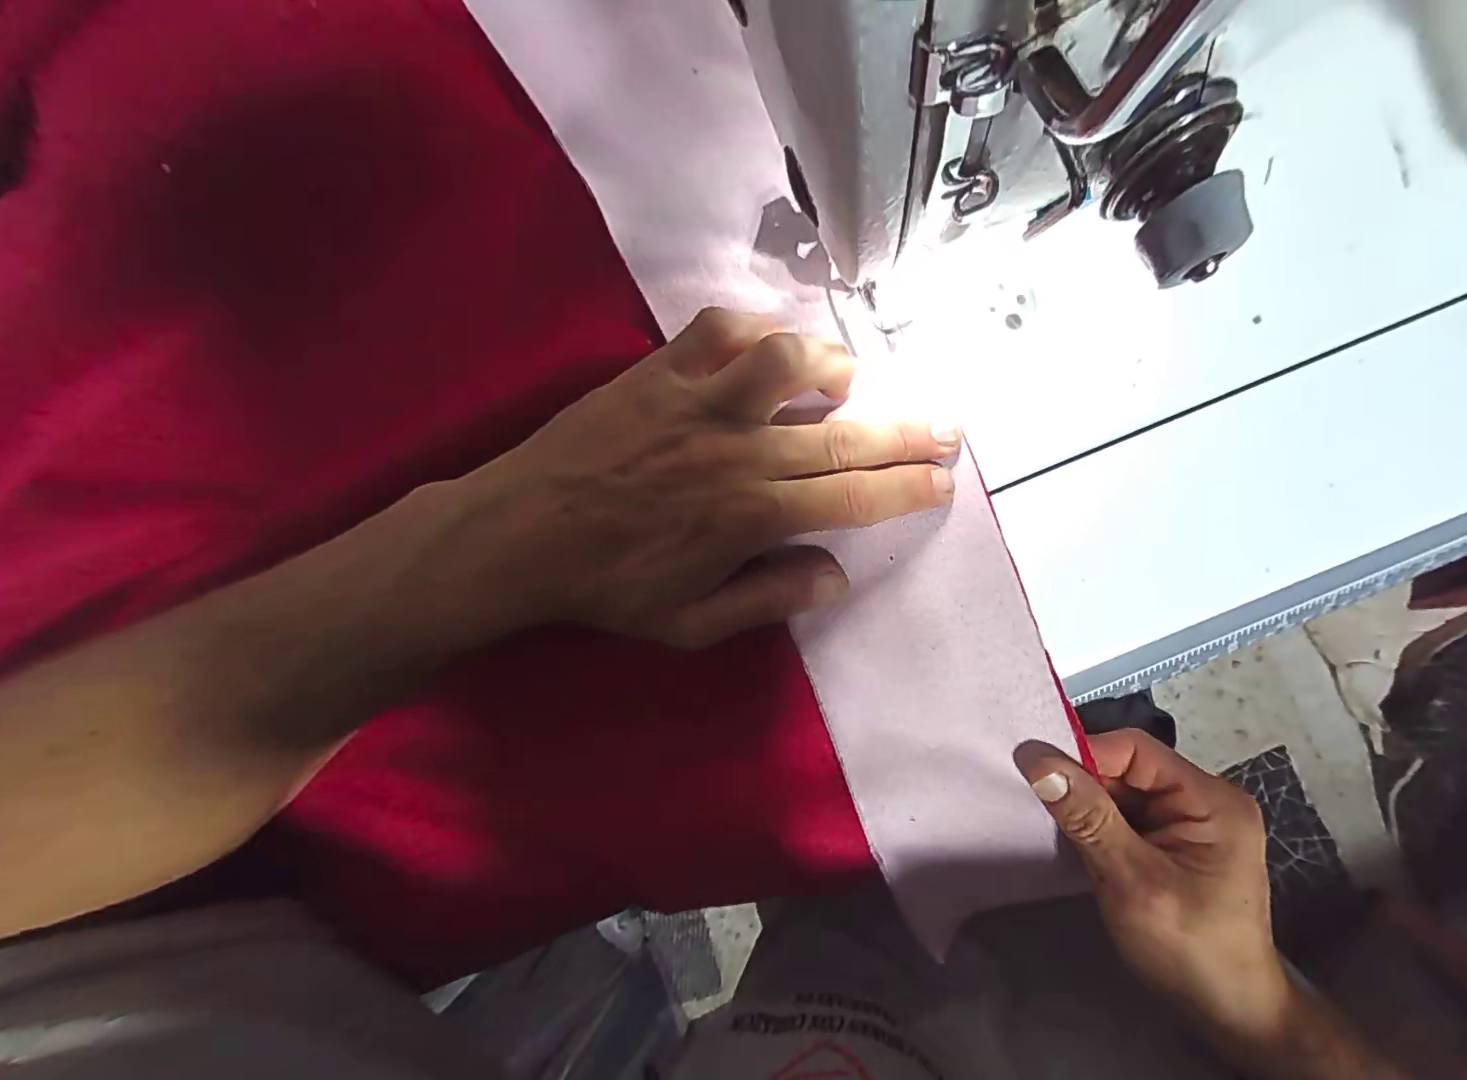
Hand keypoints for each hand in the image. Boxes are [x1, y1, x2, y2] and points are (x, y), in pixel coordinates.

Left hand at [431, 308, 957, 648]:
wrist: (519, 536)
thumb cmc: (608, 587)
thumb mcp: (690, 625)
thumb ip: (768, 600)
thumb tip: (835, 576)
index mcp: (749, 519)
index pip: (853, 499)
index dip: (907, 488)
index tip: (943, 479)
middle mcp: (736, 454)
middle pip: (842, 436)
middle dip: (906, 432)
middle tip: (947, 426)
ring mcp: (696, 405)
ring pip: (786, 363)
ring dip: (831, 366)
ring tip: (846, 380)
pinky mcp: (657, 373)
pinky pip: (718, 330)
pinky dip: (755, 328)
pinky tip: (768, 346)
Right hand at [1015, 730, 1289, 1037]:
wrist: (1229, 1016)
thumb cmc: (1190, 951)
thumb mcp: (1132, 882)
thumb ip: (1087, 817)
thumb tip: (1036, 758)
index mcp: (1211, 800)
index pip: (1134, 751)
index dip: (1084, 755)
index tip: (1038, 774)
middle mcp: (1202, 798)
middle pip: (1125, 766)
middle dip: (1084, 784)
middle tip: (1044, 807)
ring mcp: (1188, 818)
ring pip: (1119, 788)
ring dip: (1086, 805)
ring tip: (1060, 826)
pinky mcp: (1170, 837)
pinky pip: (1122, 811)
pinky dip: (1095, 821)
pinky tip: (1079, 839)